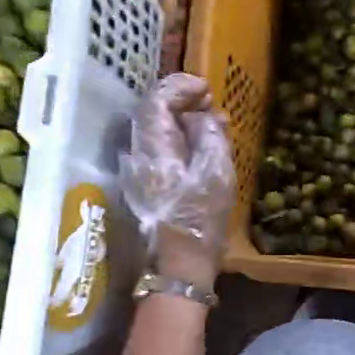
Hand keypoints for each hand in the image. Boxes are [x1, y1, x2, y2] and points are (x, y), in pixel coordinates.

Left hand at [121, 73, 232, 284]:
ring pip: (155, 131)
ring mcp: (137, 172)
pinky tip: (198, 147)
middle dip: (180, 101)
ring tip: (208, 122)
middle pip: (152, 113)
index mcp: (154, 149)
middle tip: (209, 101)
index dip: (179, 86)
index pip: (156, 100)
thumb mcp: (216, 174)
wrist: (179, 267)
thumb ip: (210, 136)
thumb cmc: (199, 221)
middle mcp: (138, 156)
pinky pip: (159, 149)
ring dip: (179, 120)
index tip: (206, 88)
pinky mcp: (144, 185)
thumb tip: (204, 115)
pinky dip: (177, 139)